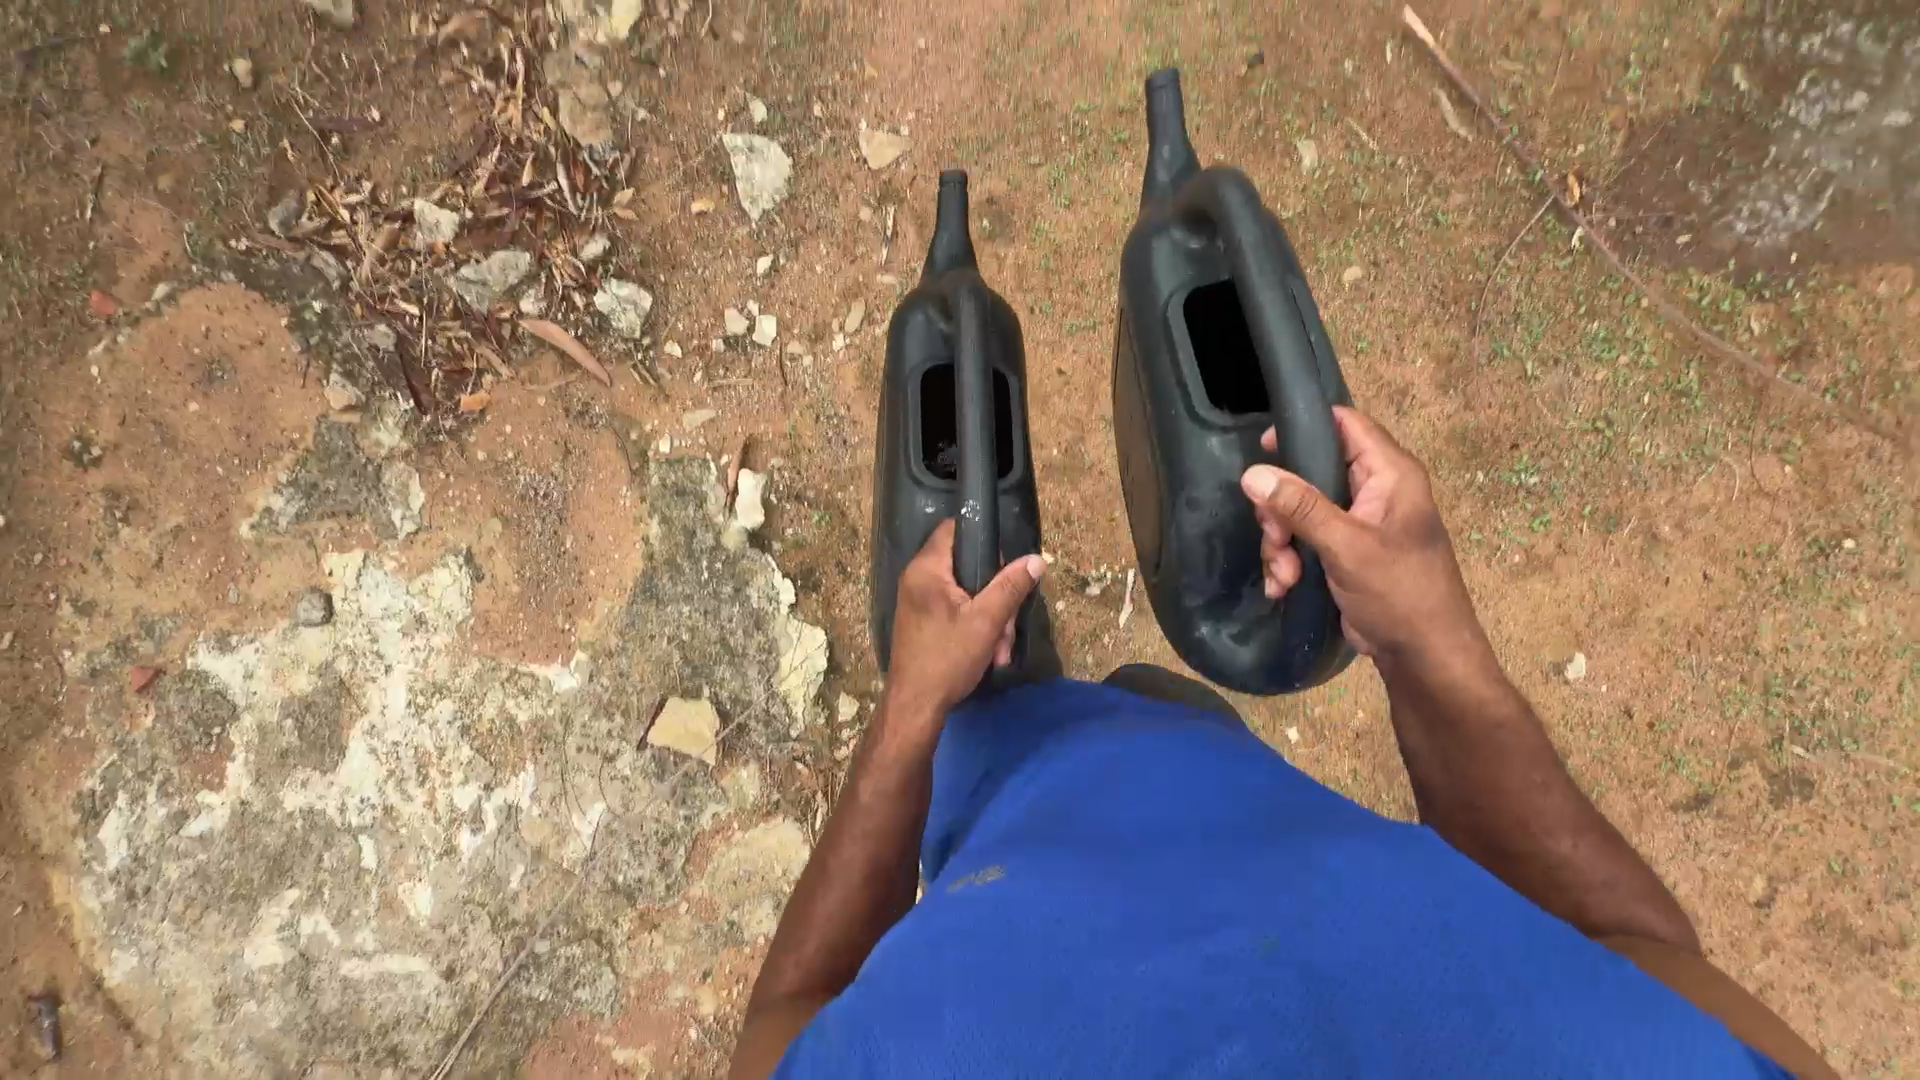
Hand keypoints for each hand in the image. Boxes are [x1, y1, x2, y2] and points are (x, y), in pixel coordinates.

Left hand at [885, 520, 1045, 718]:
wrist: (915, 707)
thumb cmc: (947, 658)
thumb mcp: (986, 621)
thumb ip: (1010, 587)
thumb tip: (1035, 560)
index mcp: (926, 570)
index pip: (953, 529)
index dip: (982, 538)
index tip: (1004, 561)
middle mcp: (918, 580)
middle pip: (967, 567)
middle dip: (996, 597)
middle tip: (1008, 625)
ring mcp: (919, 603)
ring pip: (967, 595)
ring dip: (991, 620)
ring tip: (1000, 650)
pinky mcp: (924, 623)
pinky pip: (957, 612)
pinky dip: (977, 629)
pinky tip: (990, 655)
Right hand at [1239, 407, 1489, 671]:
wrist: (1422, 656)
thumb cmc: (1400, 592)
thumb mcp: (1347, 545)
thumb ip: (1300, 507)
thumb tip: (1252, 474)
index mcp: (1389, 475)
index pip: (1345, 425)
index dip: (1304, 428)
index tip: (1264, 447)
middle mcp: (1373, 492)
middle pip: (1308, 475)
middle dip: (1281, 509)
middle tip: (1273, 535)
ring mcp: (1356, 524)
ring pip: (1298, 513)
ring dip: (1281, 544)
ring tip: (1284, 575)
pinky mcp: (1342, 553)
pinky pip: (1302, 543)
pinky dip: (1288, 563)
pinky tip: (1283, 587)